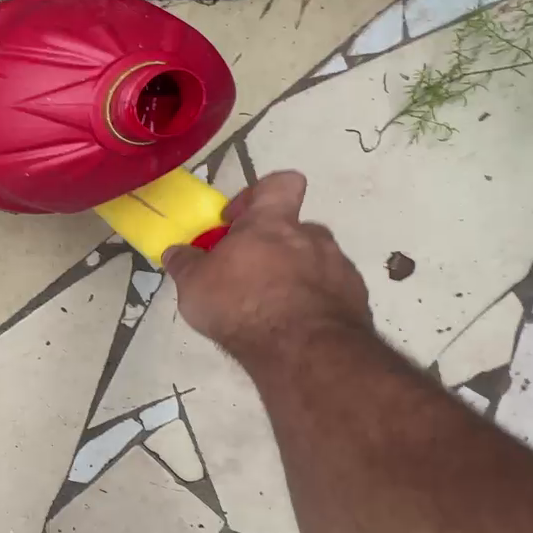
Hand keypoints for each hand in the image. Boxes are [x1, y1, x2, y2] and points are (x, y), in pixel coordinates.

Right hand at [161, 170, 372, 363]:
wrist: (300, 347)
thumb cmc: (238, 303)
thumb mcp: (192, 284)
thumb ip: (185, 263)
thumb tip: (178, 251)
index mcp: (270, 225)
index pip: (279, 184)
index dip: (258, 195)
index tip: (235, 221)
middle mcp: (310, 237)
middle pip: (292, 228)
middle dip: (270, 245)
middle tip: (243, 271)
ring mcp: (338, 266)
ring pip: (312, 258)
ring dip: (290, 272)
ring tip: (265, 303)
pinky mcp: (354, 296)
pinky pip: (327, 287)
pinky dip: (309, 298)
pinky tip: (287, 321)